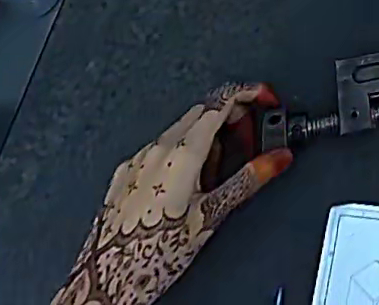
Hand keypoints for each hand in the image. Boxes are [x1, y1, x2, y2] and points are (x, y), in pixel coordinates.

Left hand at [53, 83, 292, 304]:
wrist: (101, 289)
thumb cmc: (151, 257)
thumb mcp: (211, 216)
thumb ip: (250, 179)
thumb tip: (277, 158)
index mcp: (183, 150)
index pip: (224, 98)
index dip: (250, 92)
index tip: (265, 98)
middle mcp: (159, 146)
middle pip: (206, 109)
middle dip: (233, 116)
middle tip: (249, 140)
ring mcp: (139, 157)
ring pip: (184, 126)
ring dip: (209, 135)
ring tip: (217, 173)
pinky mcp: (126, 172)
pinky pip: (162, 145)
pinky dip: (184, 150)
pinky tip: (187, 182)